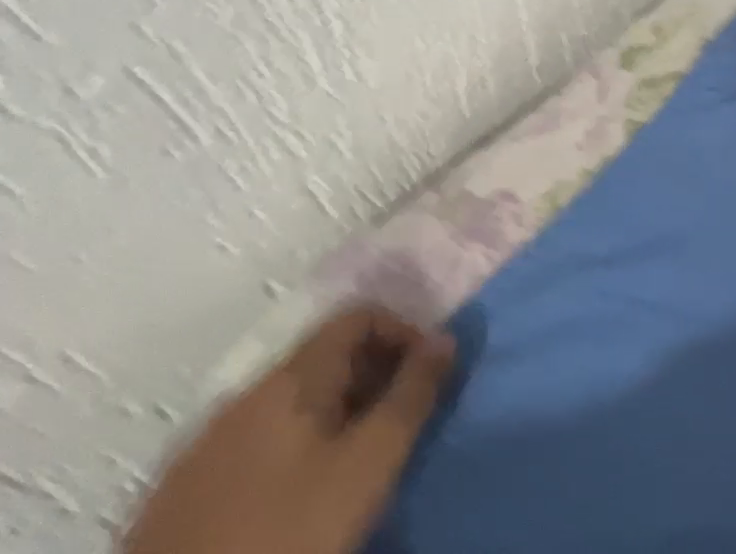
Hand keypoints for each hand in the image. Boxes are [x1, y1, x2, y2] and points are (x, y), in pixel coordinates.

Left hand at [122, 306, 455, 553]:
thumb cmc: (294, 523)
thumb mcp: (374, 458)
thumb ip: (414, 393)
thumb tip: (444, 338)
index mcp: (288, 380)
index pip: (355, 317)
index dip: (404, 332)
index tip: (429, 374)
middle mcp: (243, 395)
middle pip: (324, 356)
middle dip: (377, 374)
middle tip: (406, 417)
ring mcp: (206, 440)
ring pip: (293, 399)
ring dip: (341, 409)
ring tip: (365, 453)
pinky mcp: (187, 483)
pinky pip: (260, 436)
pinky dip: (301, 440)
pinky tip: (307, 485)